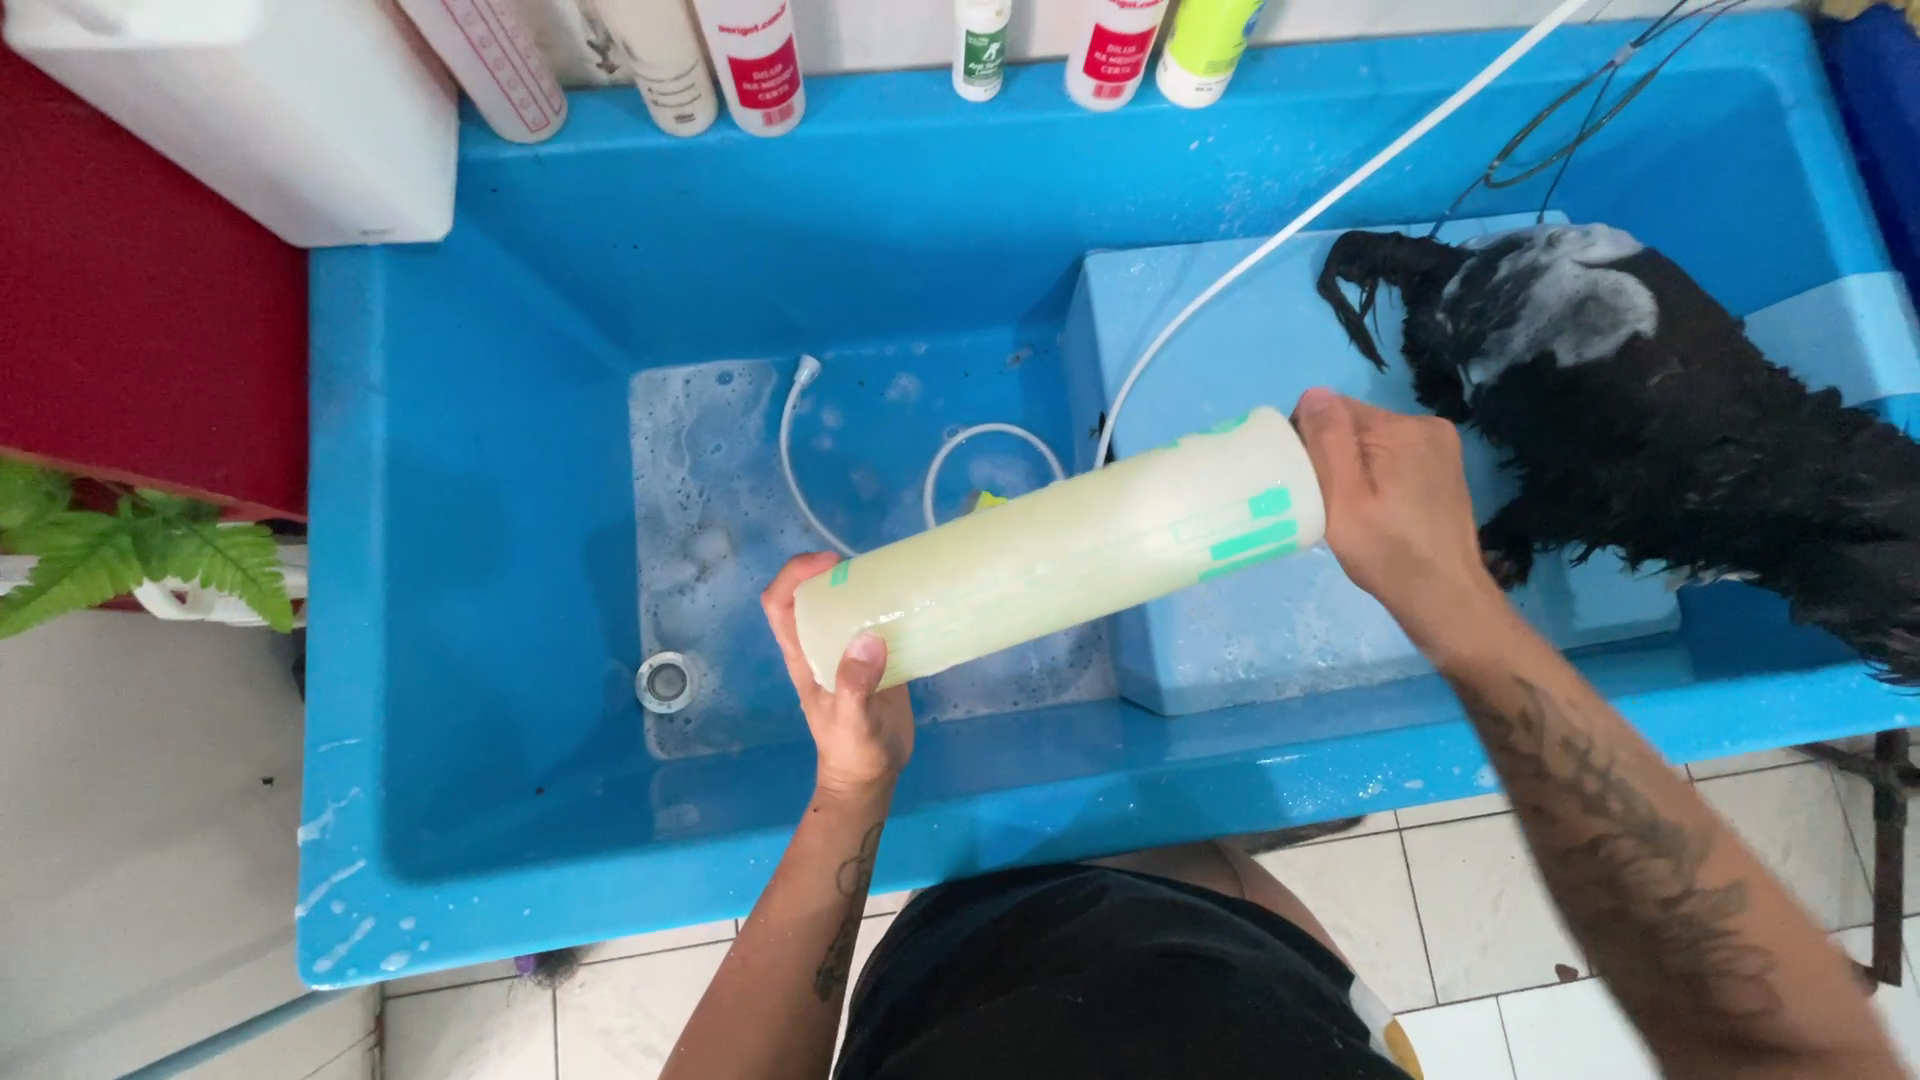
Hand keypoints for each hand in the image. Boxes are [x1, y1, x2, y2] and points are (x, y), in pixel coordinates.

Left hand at [762, 553, 914, 796]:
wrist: (871, 777)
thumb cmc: (852, 752)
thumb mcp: (851, 721)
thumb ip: (855, 685)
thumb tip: (868, 639)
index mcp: (803, 656)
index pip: (780, 604)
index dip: (795, 575)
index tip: (830, 564)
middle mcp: (820, 646)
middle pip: (811, 596)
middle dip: (831, 572)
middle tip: (869, 567)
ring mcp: (847, 652)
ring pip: (843, 606)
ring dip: (861, 587)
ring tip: (892, 579)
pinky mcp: (875, 659)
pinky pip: (875, 623)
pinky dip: (887, 608)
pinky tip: (911, 604)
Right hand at [1292, 387, 1508, 656]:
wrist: (1443, 595)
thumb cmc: (1385, 552)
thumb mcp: (1343, 499)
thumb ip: (1328, 443)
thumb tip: (1313, 394)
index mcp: (1400, 429)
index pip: (1332, 409)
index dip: (1309, 442)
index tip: (1306, 482)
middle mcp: (1426, 425)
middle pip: (1353, 424)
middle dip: (1332, 455)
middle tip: (1327, 501)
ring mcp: (1440, 446)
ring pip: (1371, 441)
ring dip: (1352, 467)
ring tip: (1350, 508)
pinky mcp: (1443, 466)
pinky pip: (1391, 455)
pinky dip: (1374, 475)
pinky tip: (1375, 507)